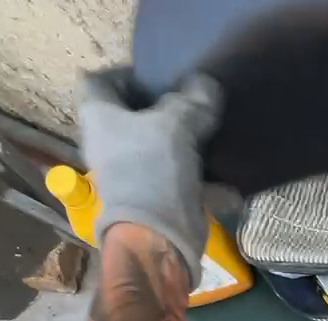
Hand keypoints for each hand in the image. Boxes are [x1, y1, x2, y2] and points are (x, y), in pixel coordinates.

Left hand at [77, 68, 223, 281]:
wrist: (159, 237)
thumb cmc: (153, 172)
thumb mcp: (175, 127)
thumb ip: (192, 104)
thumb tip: (206, 85)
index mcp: (99, 118)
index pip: (101, 81)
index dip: (128, 75)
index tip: (161, 79)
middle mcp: (109, 144)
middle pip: (135, 118)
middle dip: (165, 113)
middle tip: (193, 108)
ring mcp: (133, 175)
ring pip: (161, 151)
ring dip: (186, 146)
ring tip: (214, 140)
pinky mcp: (157, 200)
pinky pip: (182, 183)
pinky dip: (204, 182)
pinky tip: (228, 182)